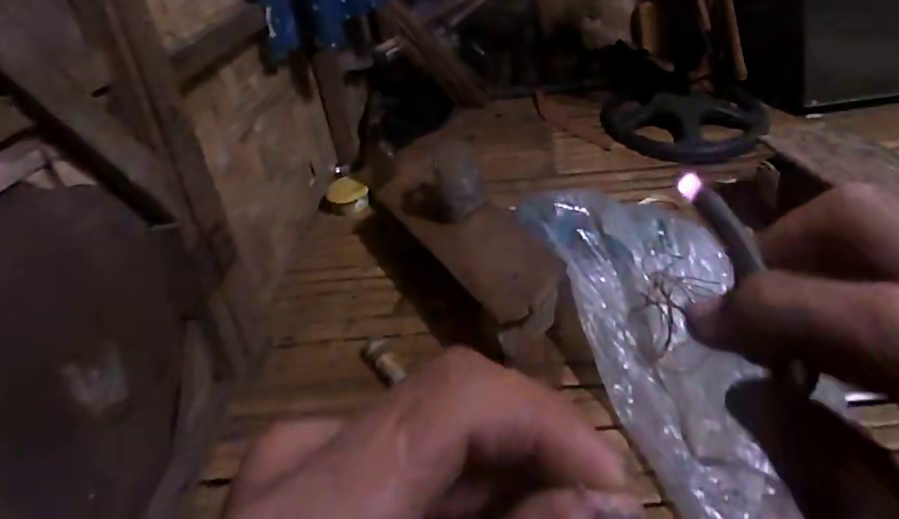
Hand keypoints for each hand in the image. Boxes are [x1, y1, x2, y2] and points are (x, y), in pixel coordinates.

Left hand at [224, 347, 639, 518]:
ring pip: (419, 435)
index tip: (611, 479)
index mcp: (325, 490)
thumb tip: (607, 501)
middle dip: (531, 451)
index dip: (544, 419)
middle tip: (597, 507)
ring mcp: (286, 469)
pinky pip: (389, 465)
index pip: (457, 392)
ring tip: (553, 512)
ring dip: (496, 474)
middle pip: (443, 407)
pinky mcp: (289, 491)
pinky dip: (450, 494)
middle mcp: (302, 455)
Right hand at [689, 184, 898, 518]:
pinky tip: (852, 335)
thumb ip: (837, 485)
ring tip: (791, 325)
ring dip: (826, 263)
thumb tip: (744, 384)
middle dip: (790, 248)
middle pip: (895, 231)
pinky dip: (870, 278)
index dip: (784, 307)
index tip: (705, 320)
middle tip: (742, 301)